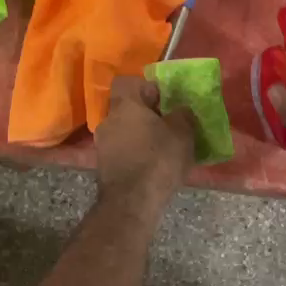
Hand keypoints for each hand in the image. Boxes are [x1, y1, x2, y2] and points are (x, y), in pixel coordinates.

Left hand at [95, 77, 195, 212]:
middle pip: (127, 109)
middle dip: (147, 115)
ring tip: (163, 150)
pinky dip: (136, 155)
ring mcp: (102, 146)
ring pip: (124, 132)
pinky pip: (123, 152)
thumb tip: (180, 110)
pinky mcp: (104, 168)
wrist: (132, 202)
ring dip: (141, 137)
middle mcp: (107, 121)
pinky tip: (152, 168)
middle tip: (168, 126)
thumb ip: (182, 114)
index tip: (164, 100)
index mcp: (124, 105)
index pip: (127, 82)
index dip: (147, 87)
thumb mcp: (183, 132)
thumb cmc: (158, 159)